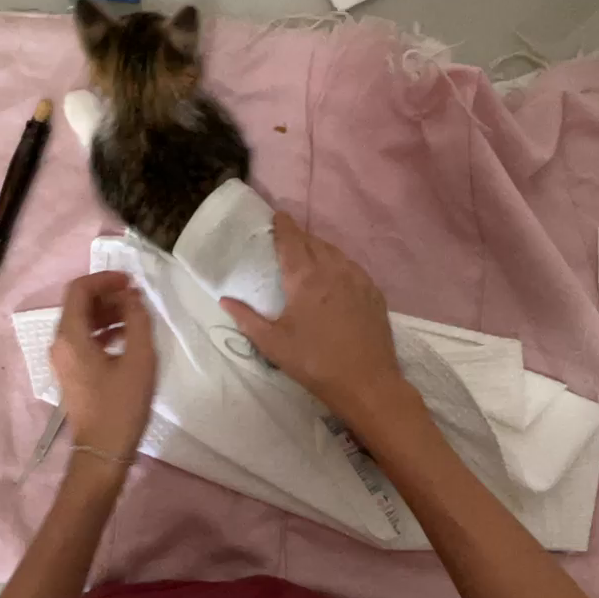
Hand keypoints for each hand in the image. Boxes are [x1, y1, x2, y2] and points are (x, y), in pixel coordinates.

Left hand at [50, 271, 157, 458]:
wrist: (103, 451)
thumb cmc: (121, 406)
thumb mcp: (140, 360)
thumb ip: (138, 321)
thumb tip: (133, 297)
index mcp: (70, 336)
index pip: (79, 290)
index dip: (105, 279)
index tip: (131, 281)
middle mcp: (60, 343)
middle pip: (79, 304)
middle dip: (108, 295)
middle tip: (137, 297)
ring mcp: (63, 359)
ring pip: (82, 322)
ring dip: (108, 312)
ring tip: (137, 315)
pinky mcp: (72, 372)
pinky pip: (84, 339)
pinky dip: (104, 330)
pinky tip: (128, 336)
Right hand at [219, 213, 419, 429]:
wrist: (366, 382)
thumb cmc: (313, 362)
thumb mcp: (273, 344)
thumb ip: (247, 318)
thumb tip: (225, 300)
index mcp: (305, 277)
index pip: (291, 240)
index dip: (283, 225)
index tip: (277, 215)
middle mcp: (333, 269)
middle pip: (313, 242)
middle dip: (299, 236)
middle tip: (287, 238)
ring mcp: (358, 279)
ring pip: (336, 253)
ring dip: (320, 248)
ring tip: (309, 255)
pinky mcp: (374, 292)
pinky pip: (352, 267)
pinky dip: (339, 264)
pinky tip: (335, 276)